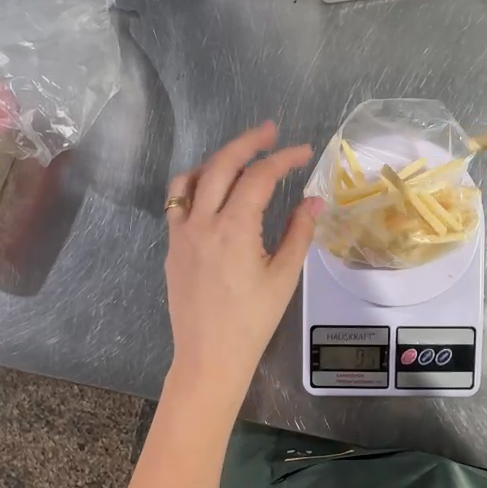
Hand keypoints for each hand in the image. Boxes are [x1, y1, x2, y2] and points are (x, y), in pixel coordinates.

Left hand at [164, 122, 319, 400]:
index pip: (259, 177)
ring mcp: (181, 233)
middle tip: (271, 132)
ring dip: (216, 160)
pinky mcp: (172, 246)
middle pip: (221, 164)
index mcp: (234, 229)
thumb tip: (314, 202)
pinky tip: (211, 191)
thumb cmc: (252, 322)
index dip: (283, 158)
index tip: (303, 153)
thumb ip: (299, 234)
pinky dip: (195, 185)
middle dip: (248, 142)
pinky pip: (177, 202)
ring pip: (191, 178)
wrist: (209, 356)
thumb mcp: (283, 277)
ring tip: (238, 158)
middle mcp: (202, 222)